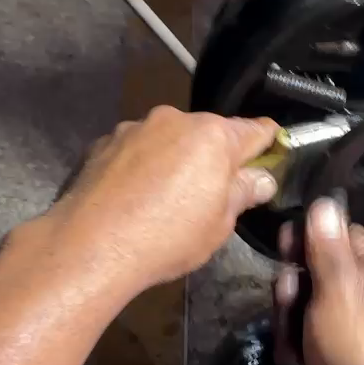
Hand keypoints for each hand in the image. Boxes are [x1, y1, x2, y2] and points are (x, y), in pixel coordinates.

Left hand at [30, 106, 277, 294]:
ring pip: (169, 140)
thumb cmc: (168, 238)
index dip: (269, 146)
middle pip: (209, 134)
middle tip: (212, 196)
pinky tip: (134, 199)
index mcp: (213, 136)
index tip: (272, 158)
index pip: (256, 130)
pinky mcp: (103, 143)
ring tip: (164, 201)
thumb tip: (262, 179)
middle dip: (215, 158)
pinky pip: (136, 150)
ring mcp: (135, 128)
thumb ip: (243, 194)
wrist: (91, 245)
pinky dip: (142, 167)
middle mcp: (175, 120)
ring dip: (175, 160)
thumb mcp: (219, 225)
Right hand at [274, 197, 363, 364]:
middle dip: (294, 290)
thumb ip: (327, 245)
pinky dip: (299, 354)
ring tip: (297, 346)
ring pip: (305, 310)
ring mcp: (355, 331)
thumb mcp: (341, 288)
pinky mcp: (338, 360)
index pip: (340, 235)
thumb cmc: (362, 348)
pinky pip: (307, 342)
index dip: (309, 241)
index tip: (285, 249)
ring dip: (291, 326)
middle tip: (290, 305)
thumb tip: (324, 201)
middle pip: (316, 274)